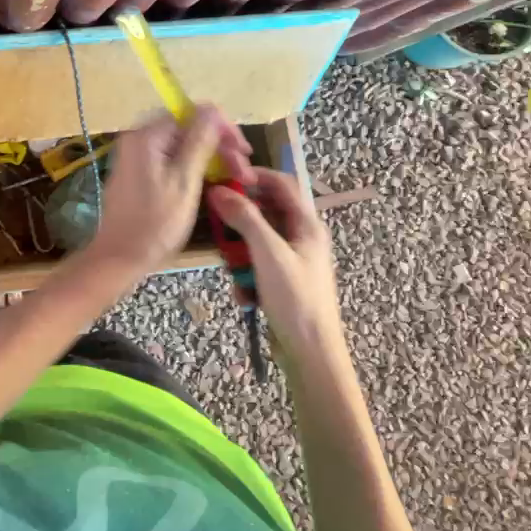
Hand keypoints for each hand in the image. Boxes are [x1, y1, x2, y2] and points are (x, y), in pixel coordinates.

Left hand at [87, 105, 255, 275]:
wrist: (120, 257)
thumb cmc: (156, 222)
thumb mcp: (184, 180)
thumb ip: (200, 141)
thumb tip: (213, 108)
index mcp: (148, 136)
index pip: (193, 113)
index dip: (223, 129)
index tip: (244, 153)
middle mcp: (139, 138)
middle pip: (188, 127)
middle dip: (219, 145)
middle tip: (244, 172)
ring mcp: (137, 156)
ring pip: (182, 145)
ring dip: (210, 157)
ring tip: (235, 178)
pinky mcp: (139, 172)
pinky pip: (171, 158)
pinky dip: (193, 167)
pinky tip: (210, 182)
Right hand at [207, 170, 344, 360]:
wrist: (311, 355)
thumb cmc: (295, 299)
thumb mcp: (268, 253)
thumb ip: (244, 218)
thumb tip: (219, 190)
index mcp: (306, 224)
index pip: (281, 183)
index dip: (254, 176)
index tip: (225, 179)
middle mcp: (301, 237)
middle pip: (265, 211)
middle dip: (240, 220)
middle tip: (219, 227)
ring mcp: (292, 261)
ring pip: (256, 240)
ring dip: (240, 254)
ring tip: (233, 271)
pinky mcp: (281, 282)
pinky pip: (256, 265)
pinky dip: (246, 276)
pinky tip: (244, 295)